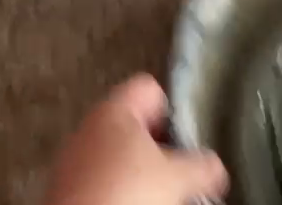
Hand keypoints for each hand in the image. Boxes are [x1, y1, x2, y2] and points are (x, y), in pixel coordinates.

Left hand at [45, 74, 228, 204]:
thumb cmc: (125, 193)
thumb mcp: (177, 178)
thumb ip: (202, 165)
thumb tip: (217, 168)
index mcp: (114, 108)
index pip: (152, 88)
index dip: (172, 109)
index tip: (183, 137)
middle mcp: (89, 124)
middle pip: (135, 123)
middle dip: (157, 146)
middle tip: (172, 171)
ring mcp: (73, 157)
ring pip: (117, 153)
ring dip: (136, 170)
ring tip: (152, 194)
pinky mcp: (64, 187)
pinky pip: (99, 177)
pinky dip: (115, 187)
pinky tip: (127, 202)